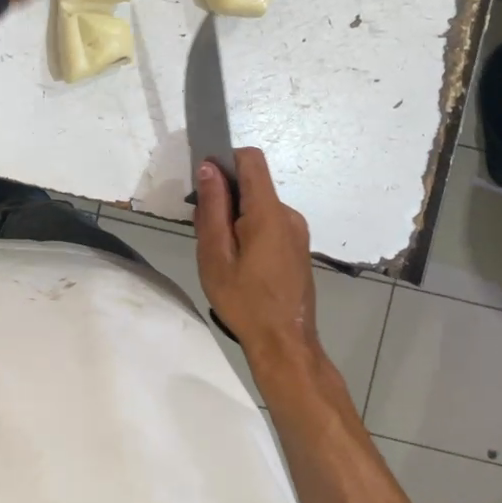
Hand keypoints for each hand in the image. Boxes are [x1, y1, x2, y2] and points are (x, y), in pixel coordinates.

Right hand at [195, 148, 320, 364]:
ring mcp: (297, 231)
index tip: (204, 183)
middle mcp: (289, 215)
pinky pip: (269, 222)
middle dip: (224, 196)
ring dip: (234, 216)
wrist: (284, 343)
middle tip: (204, 231)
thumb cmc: (243, 300)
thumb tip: (208, 168)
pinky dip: (248, 229)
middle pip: (252, 184)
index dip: (224, 160)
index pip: (251, 159)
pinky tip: (238, 260)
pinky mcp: (298, 246)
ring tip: (220, 252)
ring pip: (258, 205)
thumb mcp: (215, 254)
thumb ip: (212, 208)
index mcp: (269, 213)